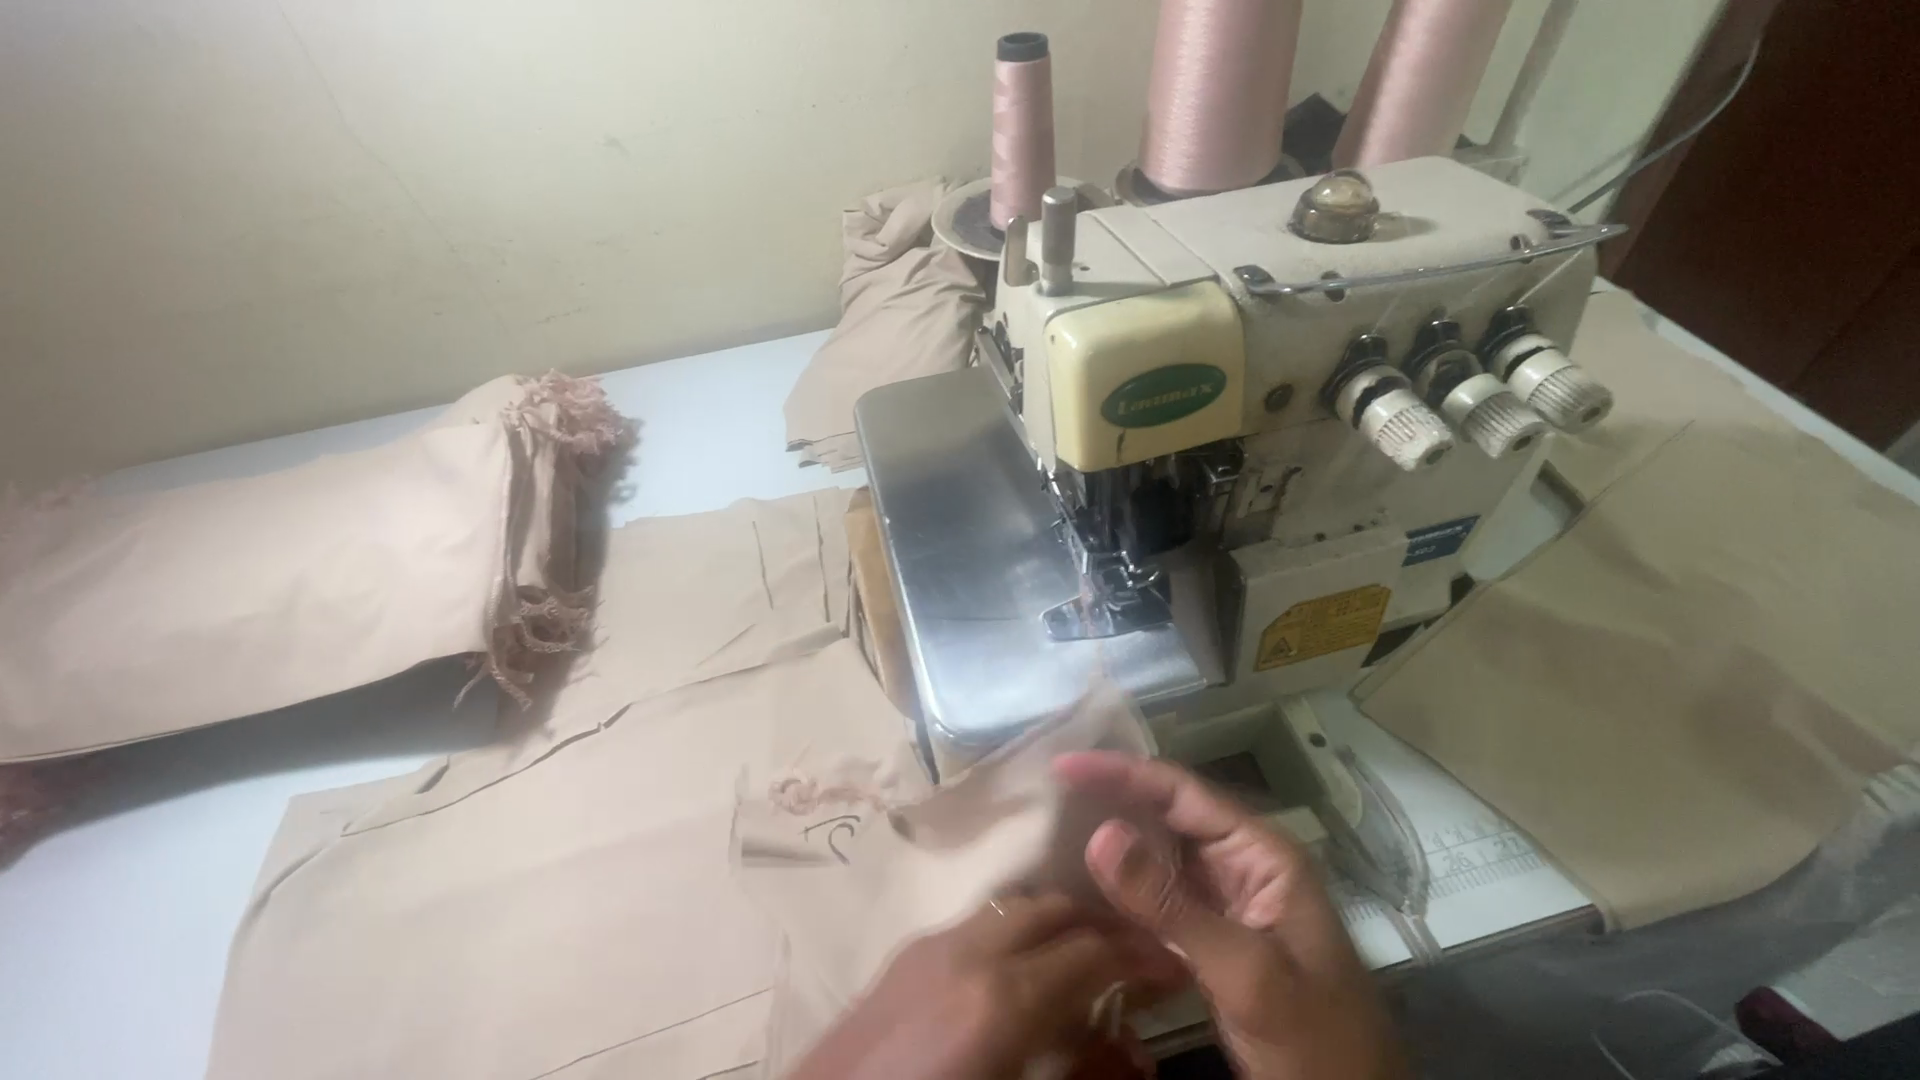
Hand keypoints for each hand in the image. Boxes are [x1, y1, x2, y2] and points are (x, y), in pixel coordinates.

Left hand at [785, 892, 1170, 1079]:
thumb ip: (1081, 1072)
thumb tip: (1131, 1053)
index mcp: (1003, 999)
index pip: (1093, 953)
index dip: (1142, 955)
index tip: (1174, 963)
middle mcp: (970, 951)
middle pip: (1055, 910)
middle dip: (1102, 923)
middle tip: (1137, 950)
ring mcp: (933, 944)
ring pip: (1014, 907)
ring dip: (1057, 921)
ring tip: (1086, 952)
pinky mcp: (907, 952)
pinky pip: (978, 922)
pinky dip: (1016, 930)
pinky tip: (1024, 963)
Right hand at [1054, 752, 1409, 1079]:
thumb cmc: (1316, 1038)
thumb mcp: (1244, 971)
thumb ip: (1172, 905)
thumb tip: (1100, 834)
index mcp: (1262, 853)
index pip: (1182, 792)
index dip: (1121, 772)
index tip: (1063, 765)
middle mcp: (1242, 864)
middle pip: (1167, 814)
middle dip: (1112, 798)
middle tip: (1048, 792)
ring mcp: (1227, 901)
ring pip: (1160, 854)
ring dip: (1113, 841)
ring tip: (1053, 828)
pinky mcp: (1212, 937)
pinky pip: (1159, 898)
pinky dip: (1122, 890)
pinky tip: (1084, 889)